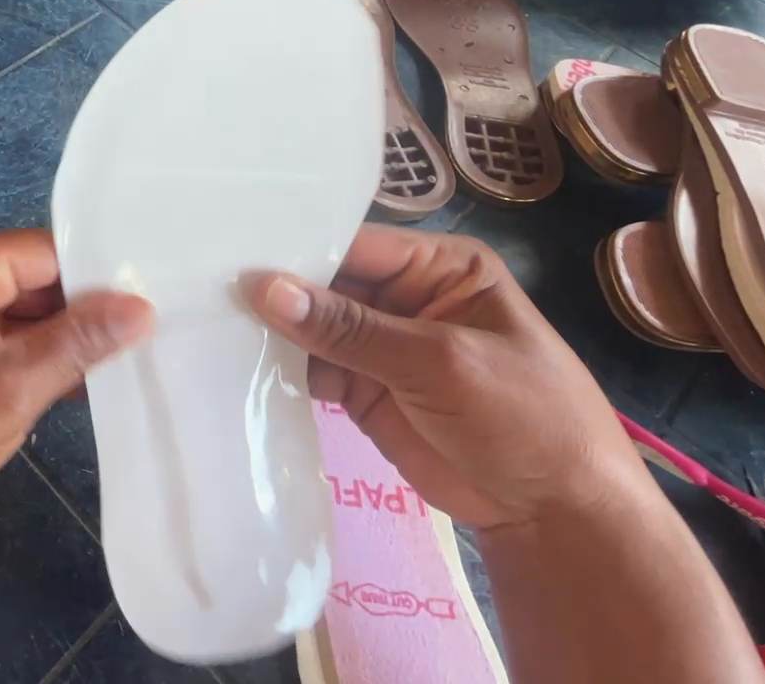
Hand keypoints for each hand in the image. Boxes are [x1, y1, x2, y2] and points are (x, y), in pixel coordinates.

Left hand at [0, 230, 153, 528]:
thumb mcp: (12, 386)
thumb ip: (77, 342)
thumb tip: (142, 307)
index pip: (49, 253)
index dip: (101, 278)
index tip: (159, 302)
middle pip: (39, 279)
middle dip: (87, 311)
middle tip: (156, 336)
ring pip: (28, 309)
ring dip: (67, 339)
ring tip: (135, 360)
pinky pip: (8, 334)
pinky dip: (40, 356)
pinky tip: (88, 382)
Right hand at [249, 224, 644, 530]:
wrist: (555, 518)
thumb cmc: (523, 418)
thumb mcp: (437, 361)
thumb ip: (347, 326)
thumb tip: (262, 287)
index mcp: (437, 267)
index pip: (353, 245)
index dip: (297, 251)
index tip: (233, 255)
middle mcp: (402, 296)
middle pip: (324, 283)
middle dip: (276, 291)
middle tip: (210, 290)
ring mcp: (379, 343)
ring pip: (310, 325)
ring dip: (273, 331)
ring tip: (216, 325)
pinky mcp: (359, 385)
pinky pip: (310, 365)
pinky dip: (281, 367)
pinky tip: (243, 365)